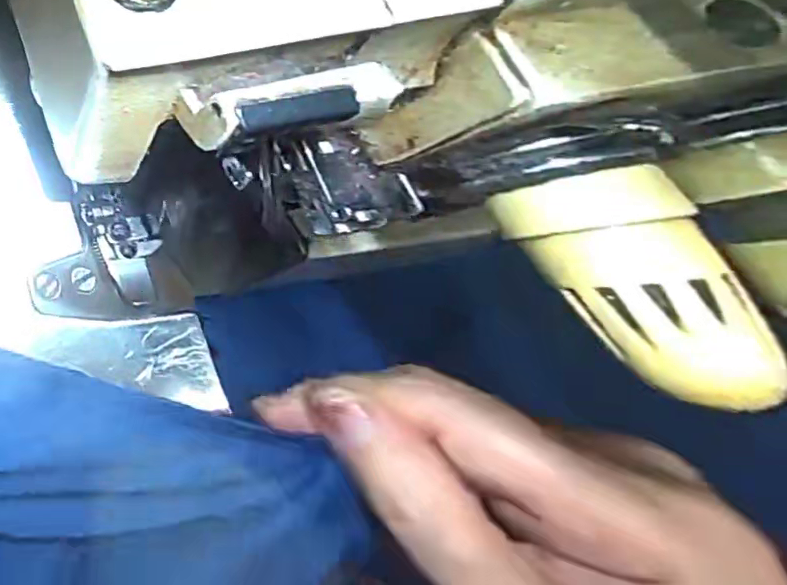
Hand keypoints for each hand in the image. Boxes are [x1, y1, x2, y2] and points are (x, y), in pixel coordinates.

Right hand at [255, 366, 784, 584]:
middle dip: (365, 416)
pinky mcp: (618, 482)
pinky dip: (438, 455)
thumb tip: (331, 401)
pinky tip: (416, 477)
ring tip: (339, 452)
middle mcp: (637, 464)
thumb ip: (427, 511)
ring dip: (396, 434)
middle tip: (289, 434)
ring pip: (469, 423)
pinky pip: (496, 445)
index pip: (444, 404)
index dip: (345, 394)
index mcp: (636, 506)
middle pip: (455, 410)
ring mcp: (633, 470)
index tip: (269, 415)